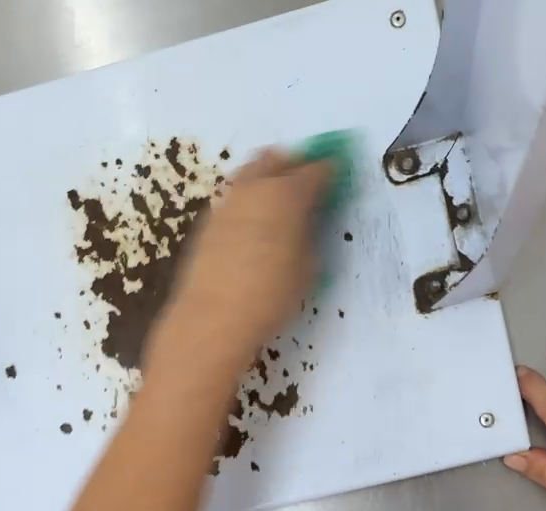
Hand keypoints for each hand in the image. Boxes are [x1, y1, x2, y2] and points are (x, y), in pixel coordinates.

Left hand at [158, 149, 331, 364]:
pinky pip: (234, 195)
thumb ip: (309, 234)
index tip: (337, 176)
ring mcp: (228, 200)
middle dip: (294, 164)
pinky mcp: (209, 219)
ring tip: (278, 197)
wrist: (214, 317)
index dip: (329, 171)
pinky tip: (253, 220)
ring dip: (267, 176)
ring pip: (250, 172)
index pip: (316, 170)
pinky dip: (248, 197)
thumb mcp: (307, 268)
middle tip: (306, 180)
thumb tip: (307, 221)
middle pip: (277, 159)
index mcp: (287, 195)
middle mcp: (255, 187)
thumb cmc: (270, 296)